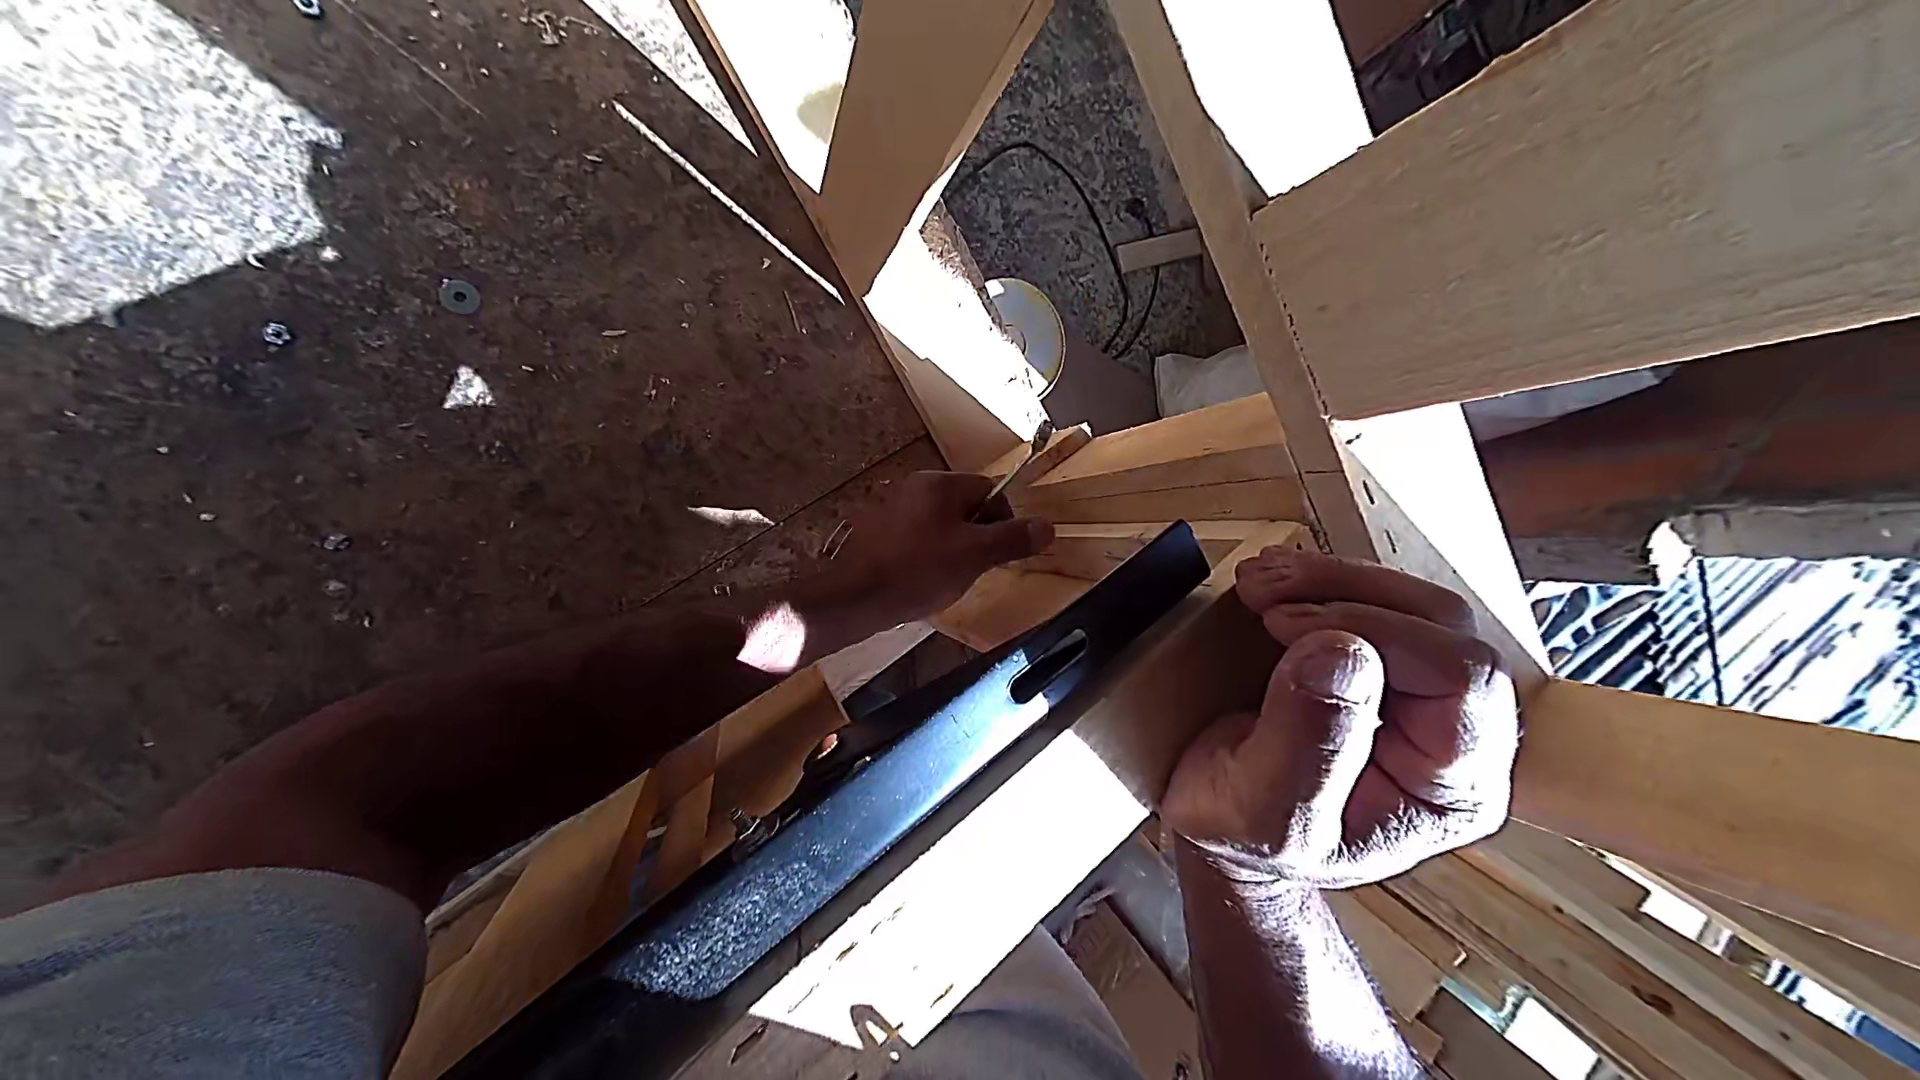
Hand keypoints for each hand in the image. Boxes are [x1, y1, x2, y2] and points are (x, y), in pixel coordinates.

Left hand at [828, 471, 1053, 626]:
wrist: (856, 597)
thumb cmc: (918, 571)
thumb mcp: (975, 556)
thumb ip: (1012, 539)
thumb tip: (1047, 527)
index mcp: (939, 484)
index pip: (990, 489)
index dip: (1003, 520)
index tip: (999, 551)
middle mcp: (916, 488)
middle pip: (966, 507)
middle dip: (978, 537)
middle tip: (974, 568)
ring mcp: (895, 509)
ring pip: (944, 525)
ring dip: (955, 549)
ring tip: (948, 577)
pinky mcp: (881, 533)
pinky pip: (920, 539)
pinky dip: (930, 557)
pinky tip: (924, 580)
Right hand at [1163, 550, 1517, 888]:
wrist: (1221, 824)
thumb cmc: (1245, 836)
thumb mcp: (1263, 814)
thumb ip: (1306, 750)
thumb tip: (1338, 653)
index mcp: (1451, 784)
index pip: (1459, 676)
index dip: (1374, 632)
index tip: (1283, 624)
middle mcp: (1449, 730)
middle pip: (1438, 623)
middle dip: (1344, 590)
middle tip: (1264, 592)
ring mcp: (1410, 691)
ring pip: (1405, 599)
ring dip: (1325, 577)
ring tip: (1257, 581)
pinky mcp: (1368, 661)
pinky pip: (1363, 599)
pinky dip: (1310, 579)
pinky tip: (1267, 581)